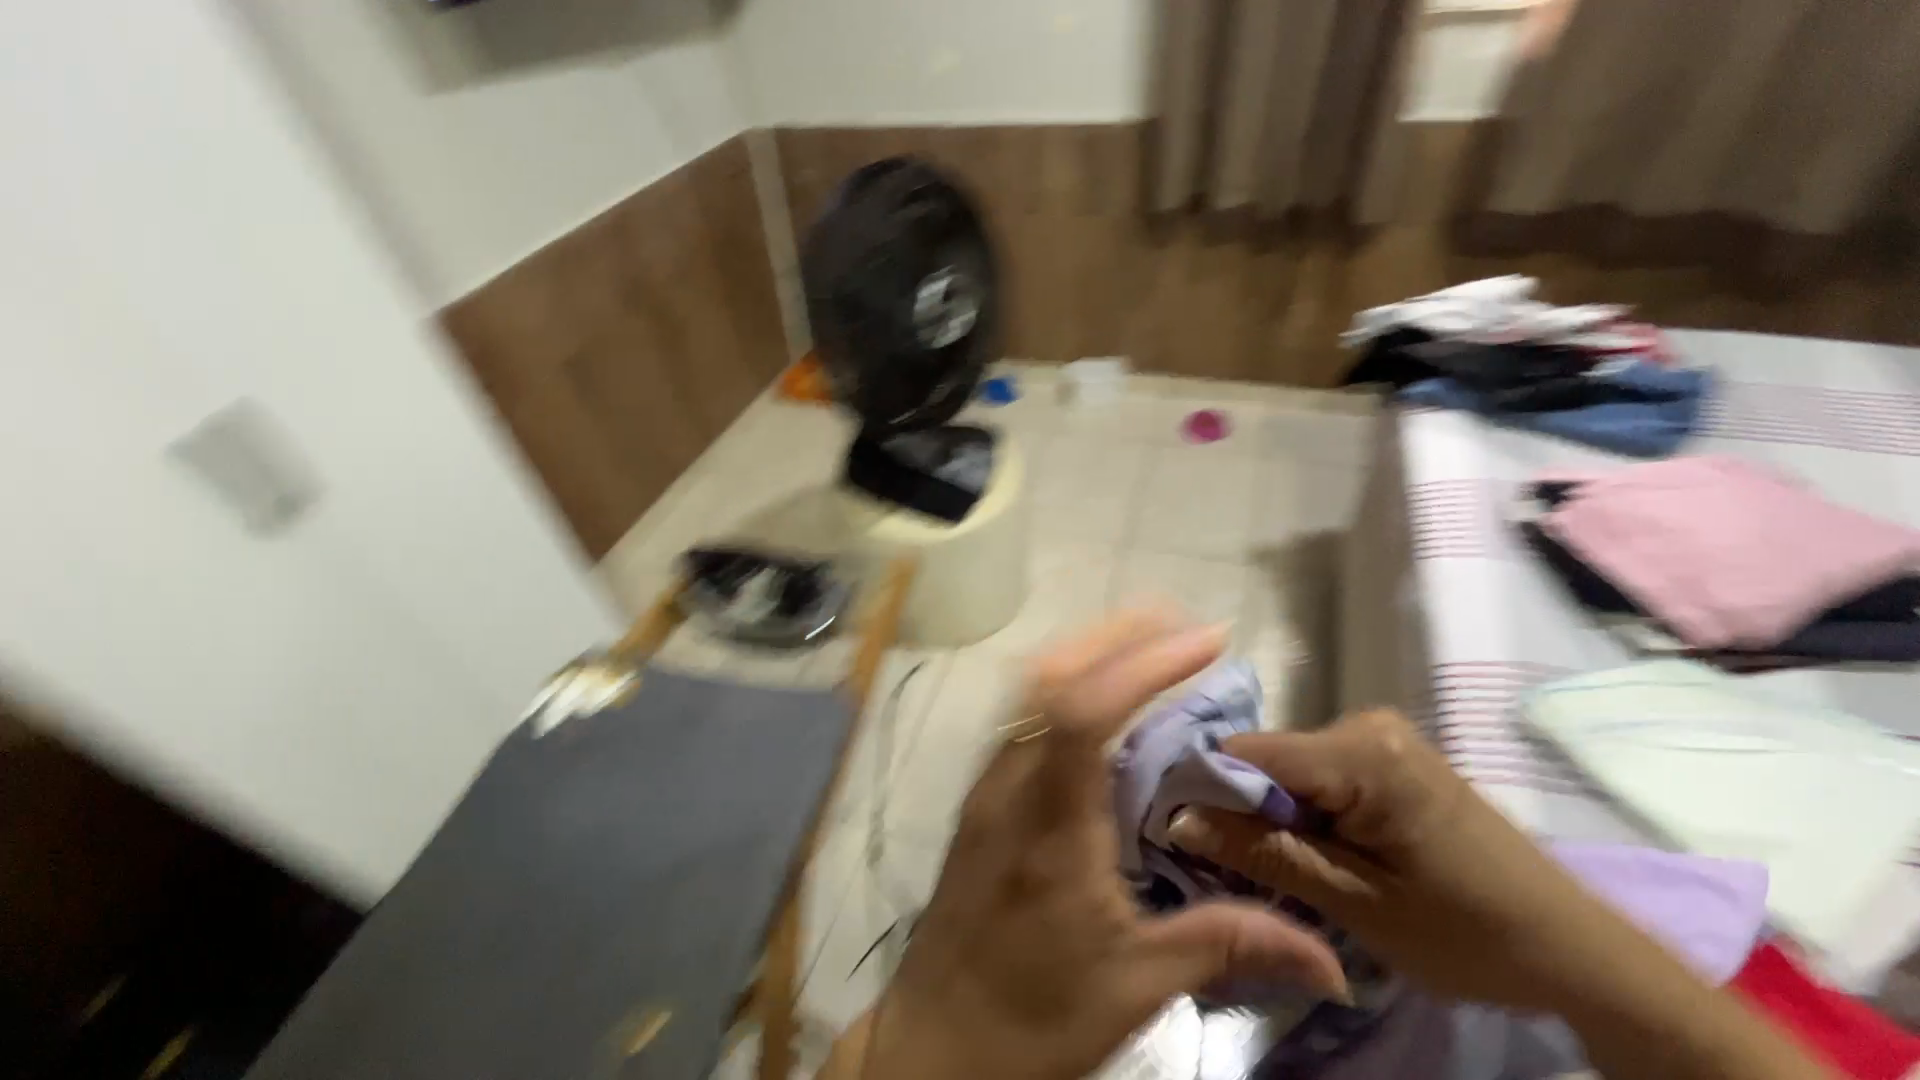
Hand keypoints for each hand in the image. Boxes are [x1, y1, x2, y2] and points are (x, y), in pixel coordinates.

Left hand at [842, 611, 1348, 1079]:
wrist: (932, 1045)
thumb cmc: (1032, 1019)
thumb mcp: (1134, 989)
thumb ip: (1227, 948)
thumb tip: (1332, 959)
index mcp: (1049, 827)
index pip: (1083, 713)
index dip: (1144, 664)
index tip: (1207, 639)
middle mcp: (1007, 790)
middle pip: (1045, 679)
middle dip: (1114, 636)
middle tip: (1181, 625)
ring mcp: (985, 792)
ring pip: (1025, 692)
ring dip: (1085, 653)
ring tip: (1148, 645)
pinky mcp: (979, 805)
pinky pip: (1019, 719)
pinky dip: (1062, 687)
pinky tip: (1100, 703)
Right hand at [1163, 707, 1641, 1013]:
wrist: (1572, 951)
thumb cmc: (1468, 934)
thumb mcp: (1355, 904)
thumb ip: (1264, 852)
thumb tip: (1177, 818)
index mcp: (1360, 751)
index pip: (1244, 752)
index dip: (1200, 792)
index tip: (1172, 839)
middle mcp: (1364, 724)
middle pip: (1263, 760)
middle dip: (1236, 811)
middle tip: (1222, 870)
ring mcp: (1379, 739)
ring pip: (1284, 772)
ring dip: (1267, 817)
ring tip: (1264, 870)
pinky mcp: (1388, 761)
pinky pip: (1315, 778)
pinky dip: (1299, 816)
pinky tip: (1305, 855)